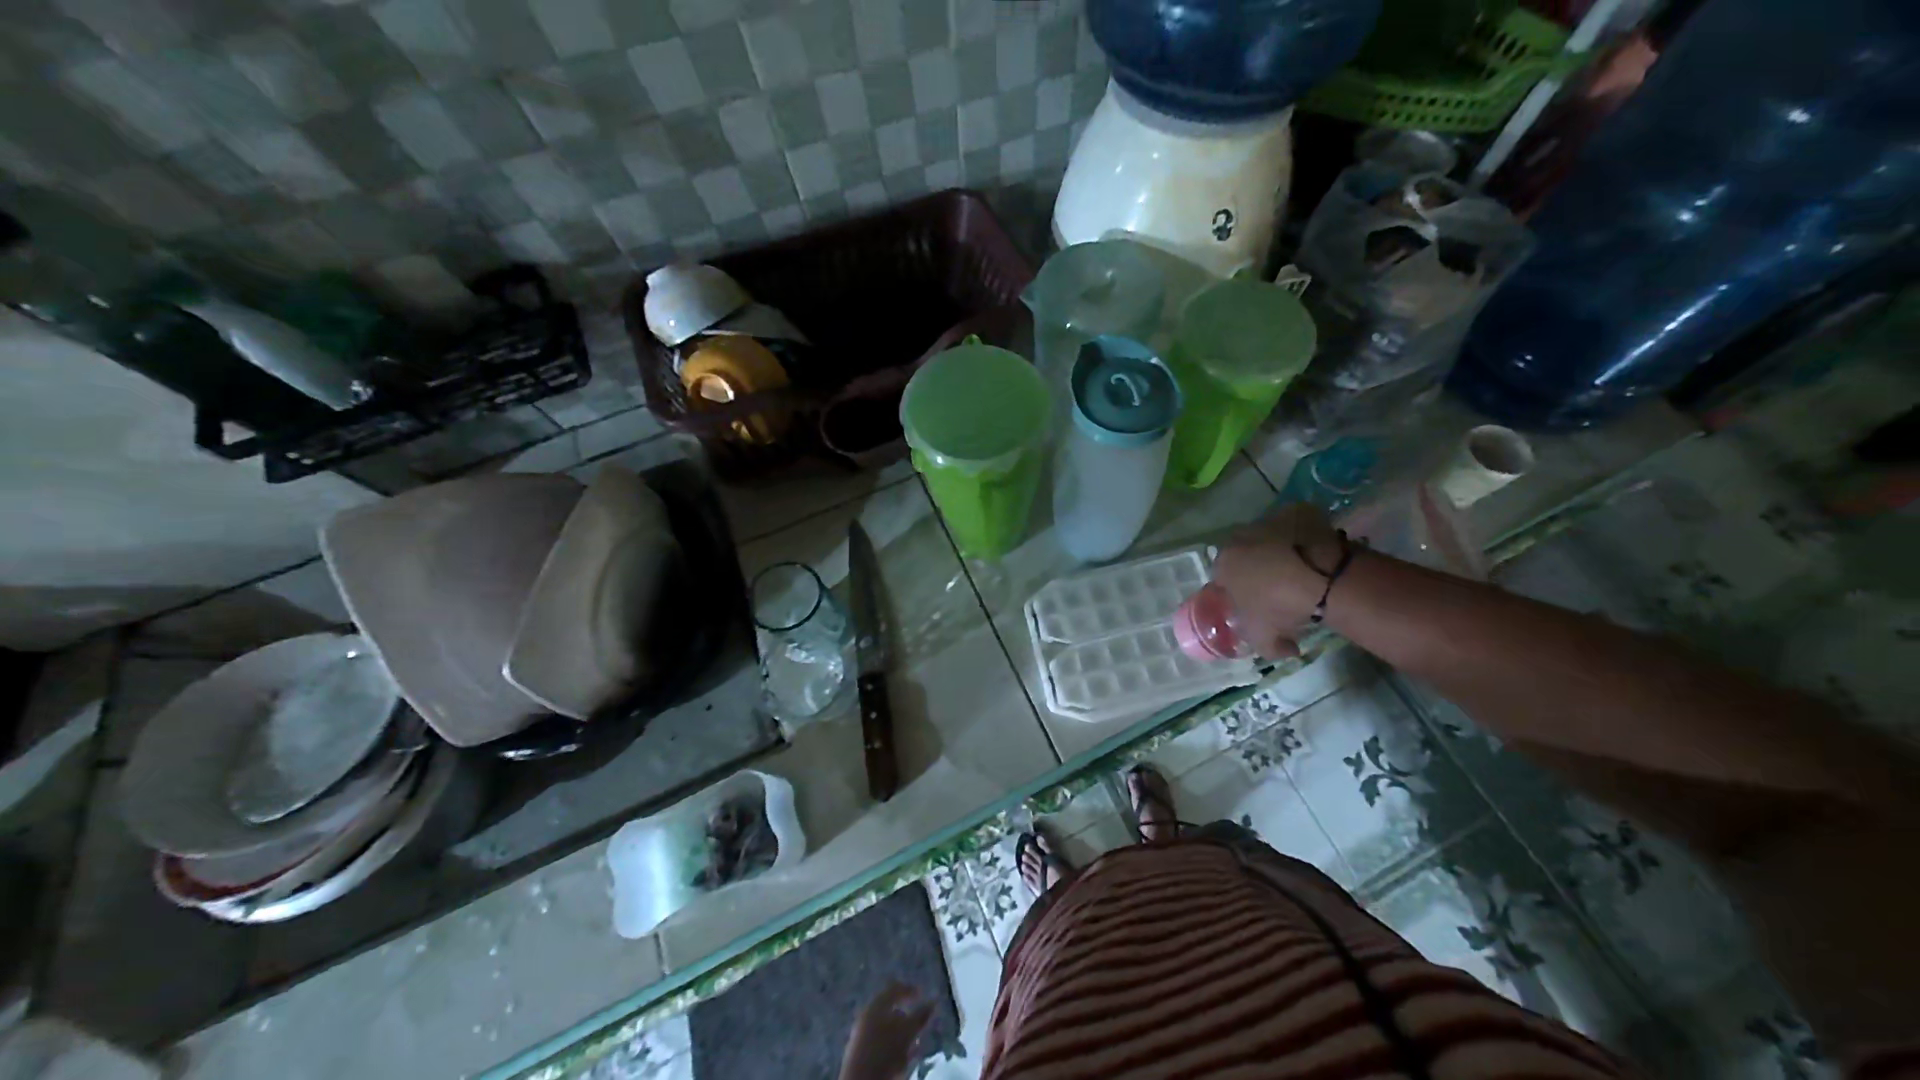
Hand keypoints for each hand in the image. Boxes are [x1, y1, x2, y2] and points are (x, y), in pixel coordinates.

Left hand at [839, 981, 933, 1079]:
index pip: (894, 989)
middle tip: (920, 1024)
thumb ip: (920, 1016)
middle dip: (907, 1017)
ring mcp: (863, 1035)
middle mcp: (867, 1016)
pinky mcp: (863, 1054)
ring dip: (903, 1034)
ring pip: (887, 1029)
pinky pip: (883, 1044)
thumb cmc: (885, 1051)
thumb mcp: (907, 1032)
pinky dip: (895, 1047)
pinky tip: (904, 1057)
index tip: (922, 995)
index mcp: (876, 1005)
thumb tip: (933, 1001)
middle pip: (890, 1010)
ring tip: (916, 1043)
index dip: (909, 990)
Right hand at [1213, 503, 1344, 658]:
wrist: (1322, 578)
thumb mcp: (1266, 639)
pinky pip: (1295, 526)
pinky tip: (1314, 553)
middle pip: (1244, 553)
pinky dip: (1301, 536)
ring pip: (1268, 537)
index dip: (1239, 592)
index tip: (1258, 604)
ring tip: (1300, 569)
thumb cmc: (1282, 607)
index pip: (1224, 578)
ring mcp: (1268, 520)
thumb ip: (1268, 648)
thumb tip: (1288, 649)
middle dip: (1256, 567)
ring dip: (1277, 550)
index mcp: (1224, 564)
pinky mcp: (1295, 511)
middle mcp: (1239, 537)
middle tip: (1279, 586)